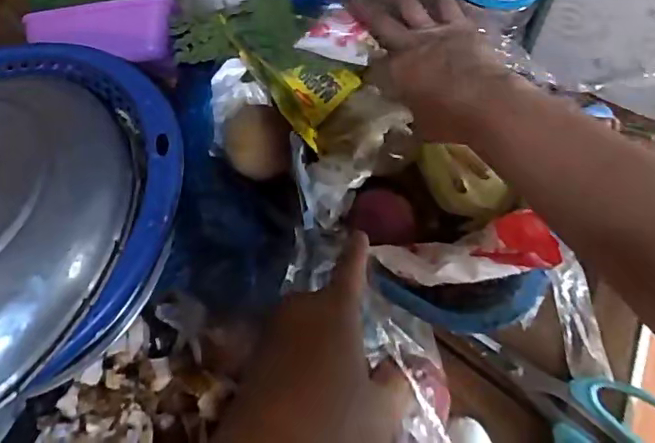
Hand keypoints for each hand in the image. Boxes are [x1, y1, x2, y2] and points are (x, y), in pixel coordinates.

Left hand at [213, 232, 412, 442]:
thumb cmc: (332, 420)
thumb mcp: (379, 411)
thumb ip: (396, 383)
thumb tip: (400, 367)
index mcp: (337, 309)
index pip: (351, 272)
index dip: (357, 254)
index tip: (359, 234)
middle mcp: (303, 306)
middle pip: (325, 303)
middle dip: (337, 319)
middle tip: (351, 350)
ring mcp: (274, 326)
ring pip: (303, 325)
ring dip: (315, 340)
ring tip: (329, 375)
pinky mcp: (254, 351)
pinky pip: (285, 345)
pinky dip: (296, 358)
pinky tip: (303, 385)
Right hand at [350, 0, 529, 143]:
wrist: (487, 102)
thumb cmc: (452, 120)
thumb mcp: (422, 127)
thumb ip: (409, 121)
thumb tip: (399, 130)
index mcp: (396, 72)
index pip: (375, 63)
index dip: (364, 56)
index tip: (355, 53)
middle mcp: (409, 46)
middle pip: (382, 25)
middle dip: (366, 10)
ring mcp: (434, 32)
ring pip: (410, 6)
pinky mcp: (459, 26)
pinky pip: (446, 4)